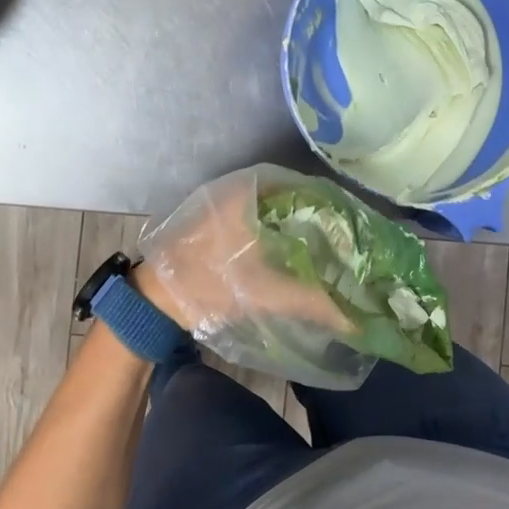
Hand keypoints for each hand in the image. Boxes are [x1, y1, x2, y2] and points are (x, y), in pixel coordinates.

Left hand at [137, 166, 349, 335]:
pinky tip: (293, 254)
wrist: (155, 299)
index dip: (328, 204)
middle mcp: (236, 189)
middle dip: (316, 218)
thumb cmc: (207, 284)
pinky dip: (276, 232)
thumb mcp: (263, 294)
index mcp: (247, 193)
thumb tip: (354, 321)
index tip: (350, 224)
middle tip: (343, 240)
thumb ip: (310, 302)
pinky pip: (257, 219)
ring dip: (296, 225)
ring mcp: (224, 203)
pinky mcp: (217, 222)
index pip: (301, 187)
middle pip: (289, 197)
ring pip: (273, 209)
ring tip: (325, 248)